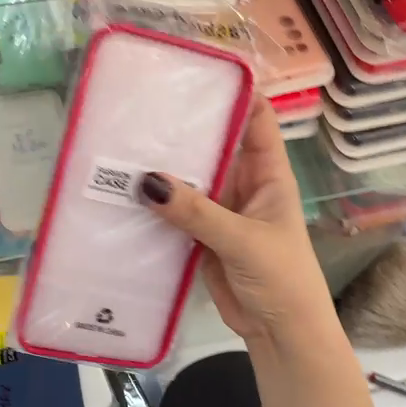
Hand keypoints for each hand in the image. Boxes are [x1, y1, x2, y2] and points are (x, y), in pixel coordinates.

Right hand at [139, 97, 333, 343]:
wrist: (280, 334)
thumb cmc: (282, 279)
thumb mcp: (243, 241)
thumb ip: (197, 212)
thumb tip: (147, 180)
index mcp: (268, 175)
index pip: (256, 119)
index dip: (236, 92)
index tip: (199, 72)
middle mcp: (243, 184)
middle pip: (215, 145)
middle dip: (185, 127)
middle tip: (143, 106)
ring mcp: (220, 210)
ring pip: (191, 177)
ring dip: (165, 165)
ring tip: (123, 141)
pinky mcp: (199, 235)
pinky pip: (175, 210)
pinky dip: (155, 202)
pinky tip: (124, 189)